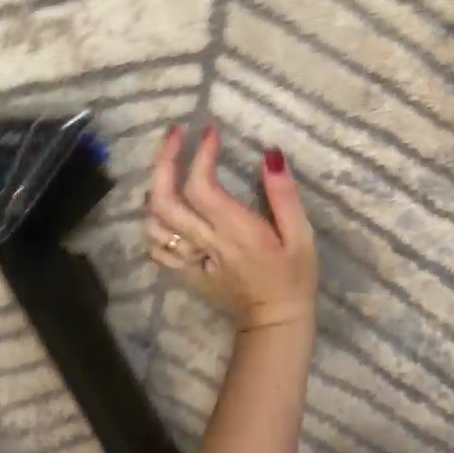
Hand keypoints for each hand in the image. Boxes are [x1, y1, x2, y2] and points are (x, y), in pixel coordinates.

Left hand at [146, 125, 318, 332]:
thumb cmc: (293, 275)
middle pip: (165, 200)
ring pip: (153, 222)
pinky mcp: (185, 271)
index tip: (211, 130)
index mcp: (234, 231)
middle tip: (176, 133)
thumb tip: (271, 155)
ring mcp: (190, 259)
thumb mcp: (300, 234)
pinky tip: (163, 204)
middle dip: (165, 160)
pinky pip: (156, 246)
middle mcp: (205, 243)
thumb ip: (284, 195)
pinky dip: (152, 220)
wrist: (275, 322)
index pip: (202, 187)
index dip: (201, 154)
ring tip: (168, 161)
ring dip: (154, 186)